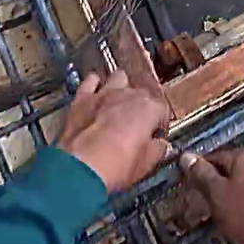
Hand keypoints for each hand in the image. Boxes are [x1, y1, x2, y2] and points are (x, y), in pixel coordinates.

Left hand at [55, 72, 169, 192]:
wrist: (82, 166)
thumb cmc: (116, 165)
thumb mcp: (146, 164)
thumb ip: (157, 149)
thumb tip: (160, 146)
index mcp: (149, 109)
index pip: (162, 110)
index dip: (159, 123)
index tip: (155, 134)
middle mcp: (128, 95)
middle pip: (141, 93)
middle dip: (141, 106)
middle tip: (137, 125)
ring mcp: (104, 93)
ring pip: (118, 78)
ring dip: (121, 88)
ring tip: (119, 103)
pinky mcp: (83, 98)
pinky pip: (91, 81)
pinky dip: (94, 84)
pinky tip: (95, 91)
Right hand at [178, 148, 243, 243]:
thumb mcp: (216, 192)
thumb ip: (201, 173)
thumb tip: (186, 156)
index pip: (214, 158)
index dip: (199, 173)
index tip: (191, 190)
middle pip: (229, 171)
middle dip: (214, 187)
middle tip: (202, 206)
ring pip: (241, 184)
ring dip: (228, 197)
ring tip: (219, 216)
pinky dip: (243, 204)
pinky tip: (237, 219)